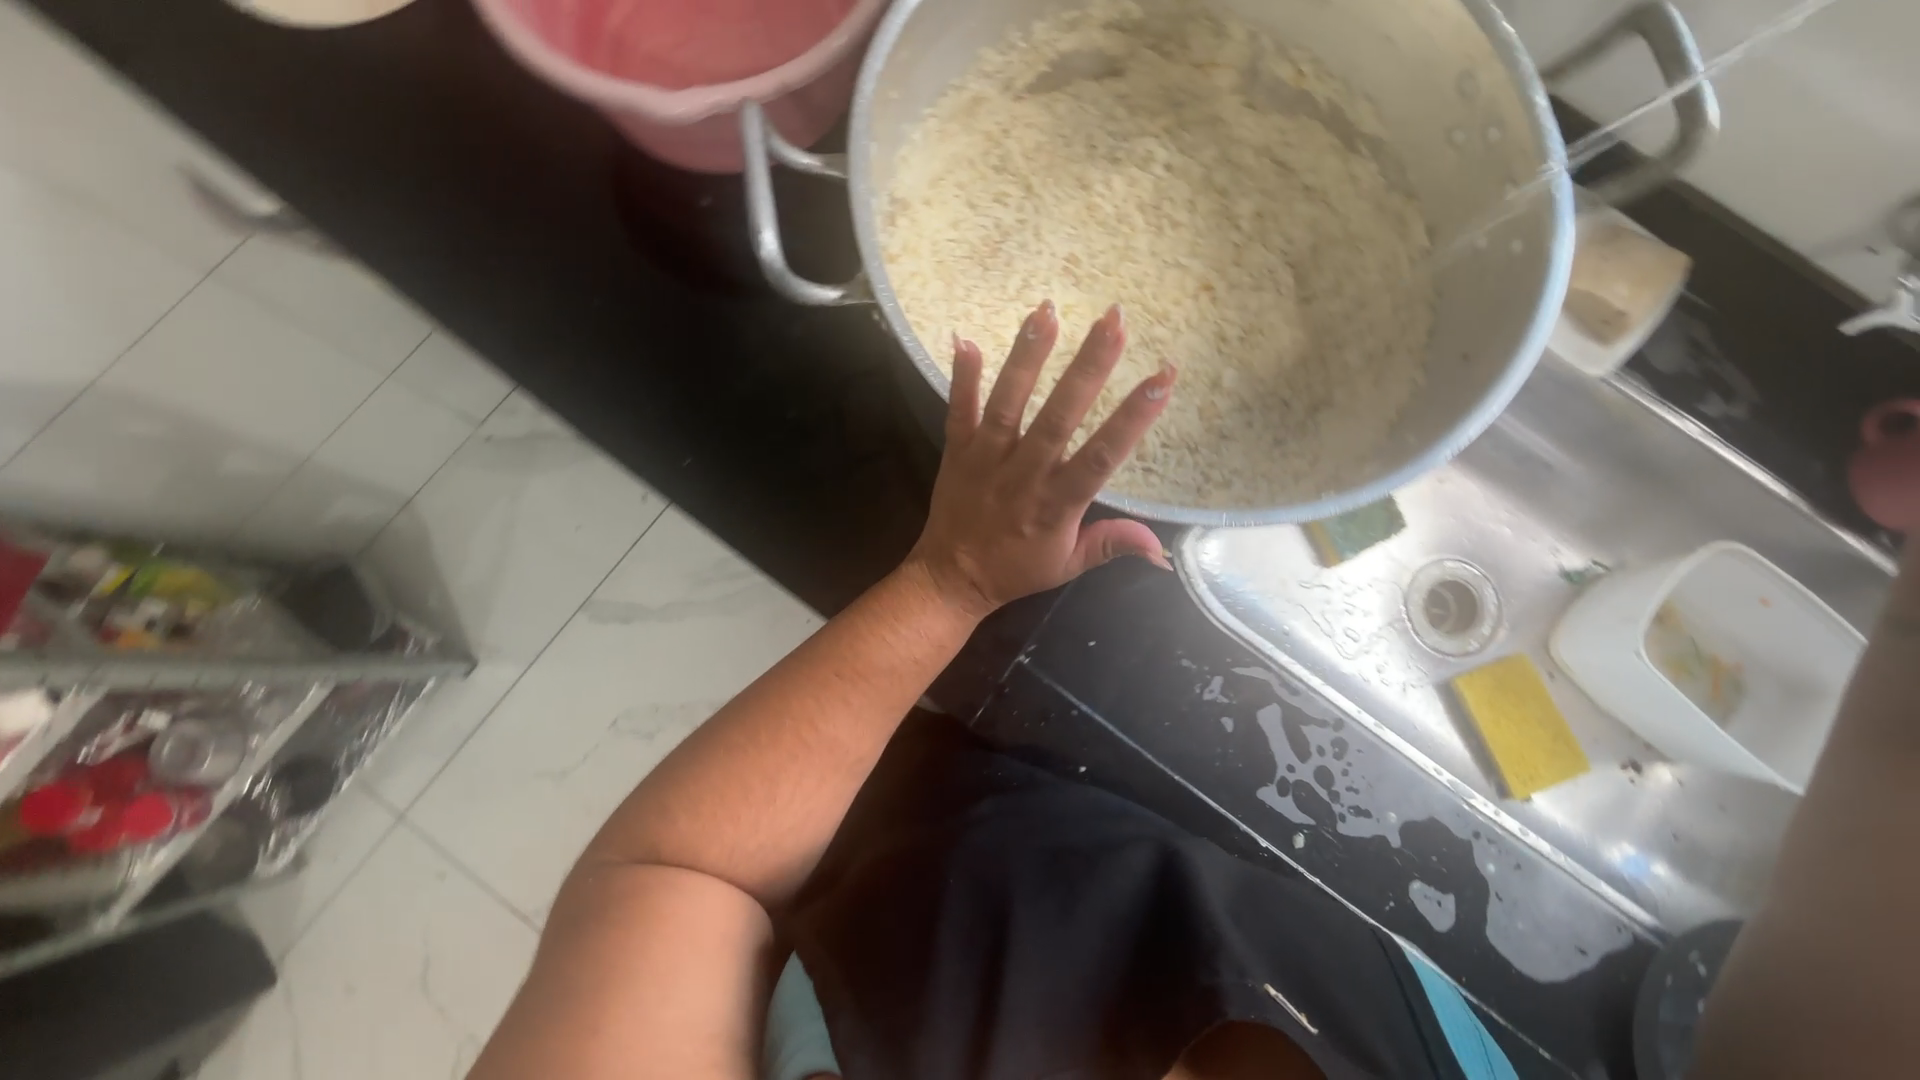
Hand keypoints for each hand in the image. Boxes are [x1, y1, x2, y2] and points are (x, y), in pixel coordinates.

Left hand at [903, 300, 1176, 619]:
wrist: (951, 578)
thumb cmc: (1016, 569)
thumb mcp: (1069, 565)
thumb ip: (1112, 544)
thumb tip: (1163, 551)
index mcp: (1057, 504)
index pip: (1102, 455)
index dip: (1134, 418)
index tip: (1163, 378)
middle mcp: (1024, 475)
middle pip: (1059, 417)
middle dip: (1088, 367)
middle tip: (1113, 320)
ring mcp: (987, 459)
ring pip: (1009, 404)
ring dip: (1029, 357)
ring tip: (1047, 311)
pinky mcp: (957, 451)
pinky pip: (959, 411)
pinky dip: (962, 378)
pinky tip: (965, 339)